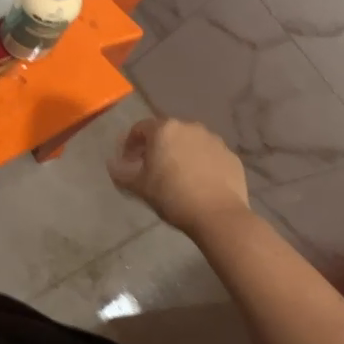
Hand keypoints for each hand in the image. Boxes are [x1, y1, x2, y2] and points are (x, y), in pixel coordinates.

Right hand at [108, 118, 250, 236]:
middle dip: (157, 148)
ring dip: (181, 154)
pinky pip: (209, 156)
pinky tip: (199, 183)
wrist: (218, 216)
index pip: (140, 129)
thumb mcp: (139, 187)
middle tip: (151, 169)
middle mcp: (190, 127)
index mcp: (164, 129)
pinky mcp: (231, 157)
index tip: (128, 163)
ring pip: (190, 143)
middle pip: (167, 133)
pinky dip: (201, 164)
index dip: (130, 145)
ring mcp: (214, 141)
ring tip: (178, 177)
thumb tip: (112, 164)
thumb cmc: (172, 196)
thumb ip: (121, 172)